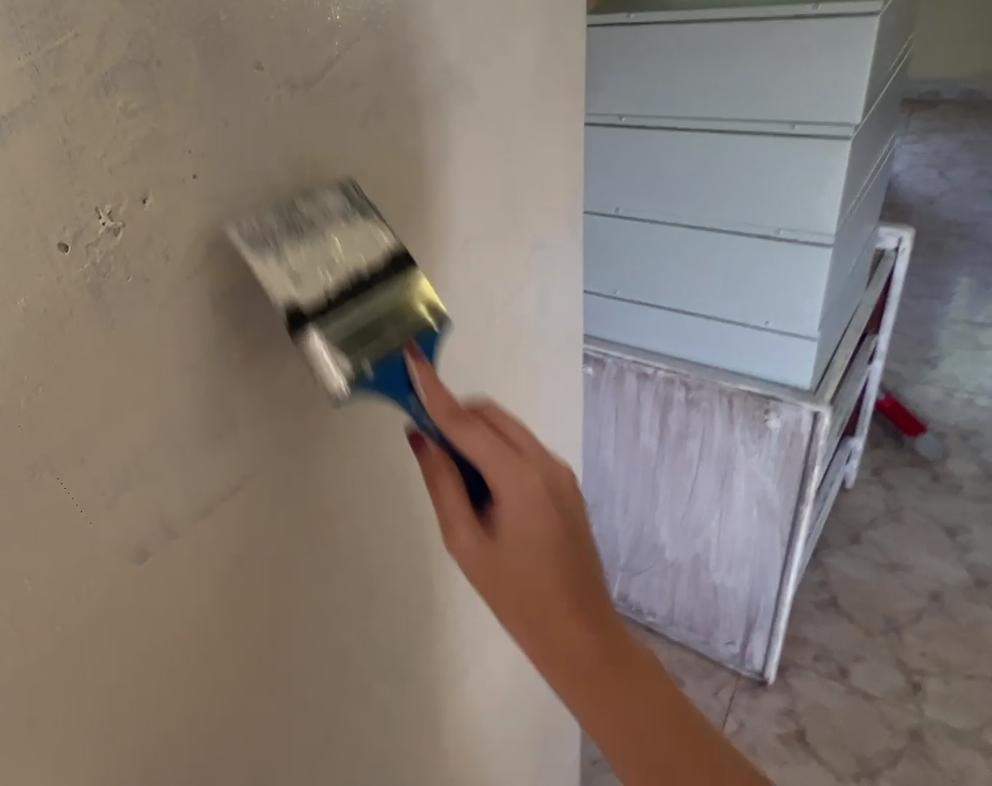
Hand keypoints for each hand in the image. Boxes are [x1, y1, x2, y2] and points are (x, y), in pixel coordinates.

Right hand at [404, 349, 625, 682]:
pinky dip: (491, 449)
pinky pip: (519, 448)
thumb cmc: (515, 594)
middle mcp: (544, 464)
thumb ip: (440, 480)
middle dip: (452, 414)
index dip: (432, 388)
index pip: (464, 421)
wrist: (580, 635)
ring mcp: (559, 473)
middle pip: (488, 415)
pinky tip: (477, 485)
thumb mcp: (463, 540)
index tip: (410, 356)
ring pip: (504, 428)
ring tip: (449, 471)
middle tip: (421, 439)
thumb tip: (419, 434)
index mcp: (519, 478)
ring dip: (471, 432)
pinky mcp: (564, 485)